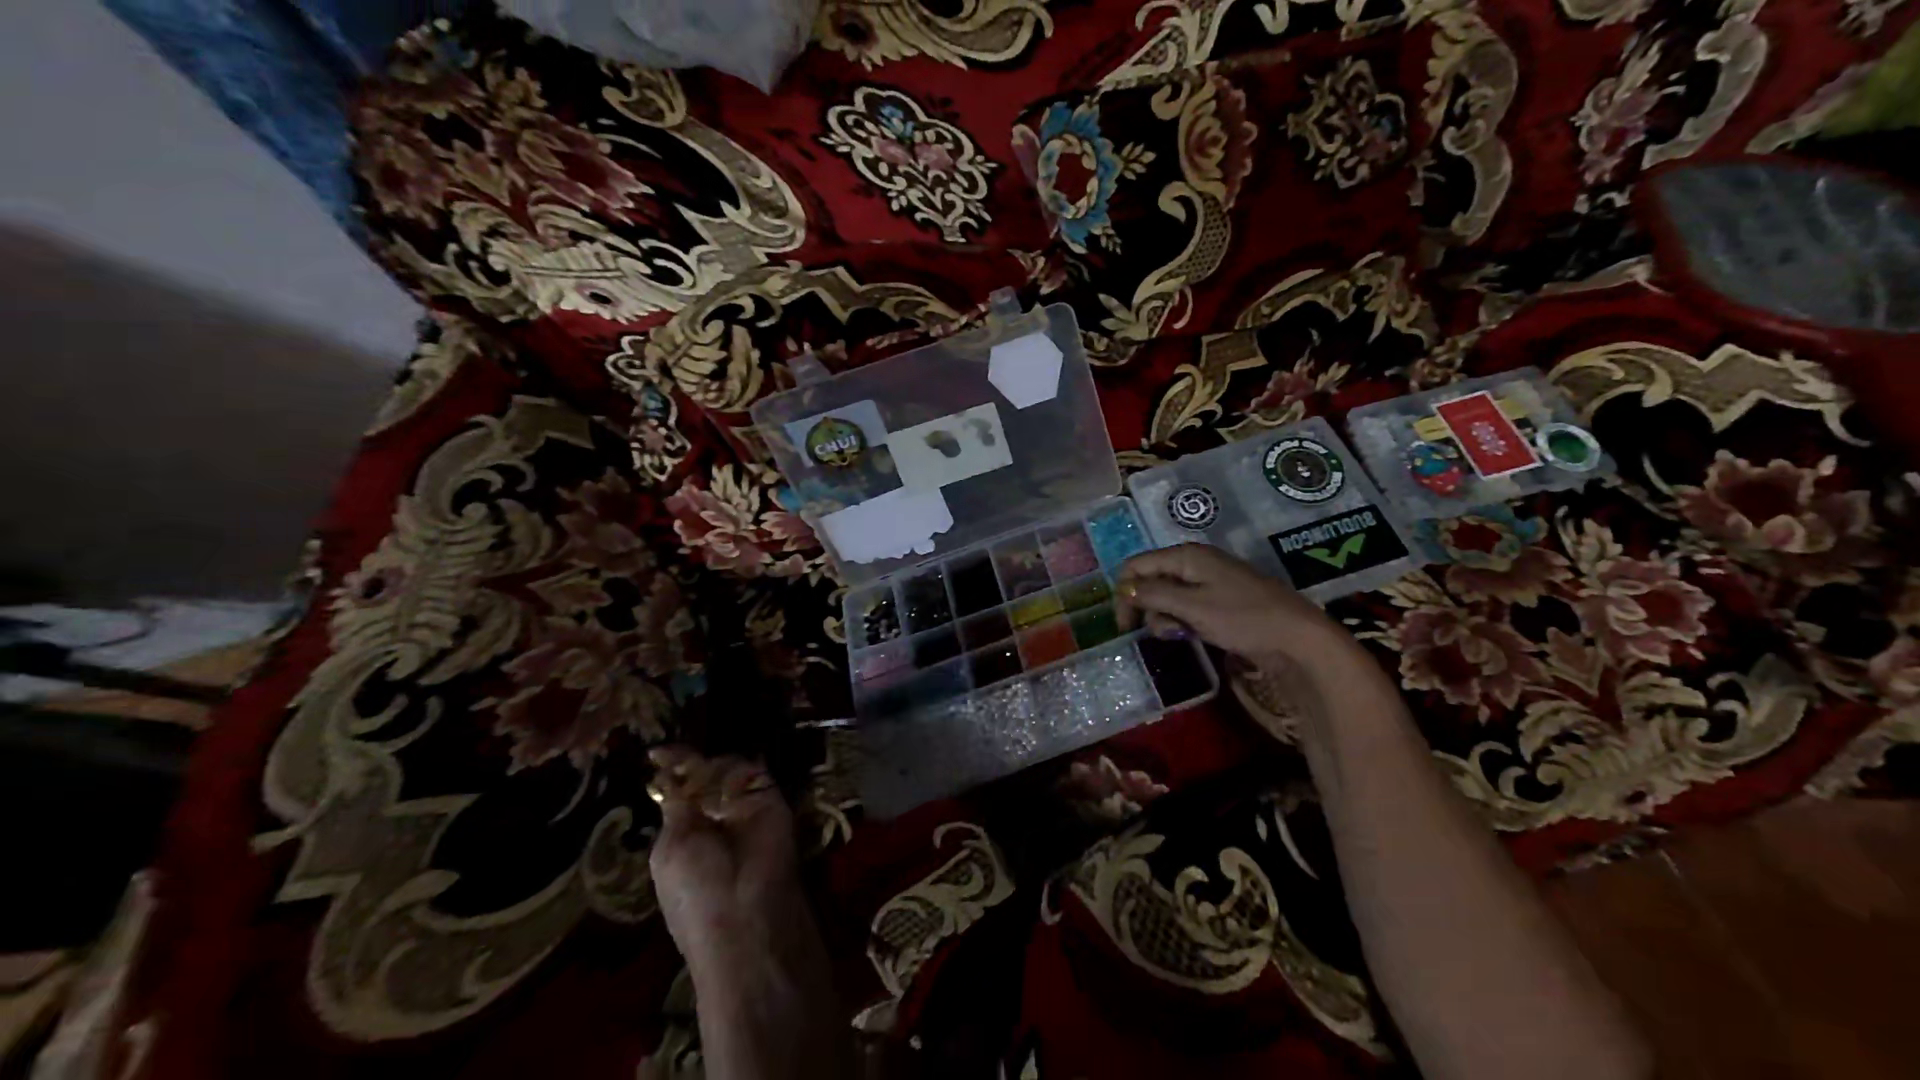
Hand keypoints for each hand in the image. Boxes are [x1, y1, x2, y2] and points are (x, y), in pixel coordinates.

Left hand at [648, 746, 804, 968]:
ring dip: (711, 771)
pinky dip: (736, 772)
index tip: (656, 752)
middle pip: (702, 772)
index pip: (678, 789)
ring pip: (725, 767)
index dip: (669, 770)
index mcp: (684, 831)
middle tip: (677, 757)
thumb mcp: (672, 849)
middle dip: (691, 764)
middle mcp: (714, 814)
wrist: (746, 912)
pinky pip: (752, 771)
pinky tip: (724, 787)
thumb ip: (675, 806)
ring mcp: (743, 805)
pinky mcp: (770, 797)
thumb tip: (666, 773)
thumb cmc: (696, 890)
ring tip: (705, 790)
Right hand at [1114, 544, 1354, 668]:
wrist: (1297, 637)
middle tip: (1154, 634)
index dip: (1124, 592)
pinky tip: (1190, 635)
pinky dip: (1181, 620)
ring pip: (1167, 596)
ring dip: (1164, 617)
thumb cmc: (1242, 617)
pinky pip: (1186, 606)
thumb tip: (1124, 589)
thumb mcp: (1192, 606)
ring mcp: (1208, 581)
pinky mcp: (1218, 600)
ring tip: (1180, 635)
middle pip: (1150, 579)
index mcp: (1186, 556)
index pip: (1136, 565)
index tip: (1124, 625)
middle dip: (1146, 606)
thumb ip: (1154, 595)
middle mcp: (1194, 562)